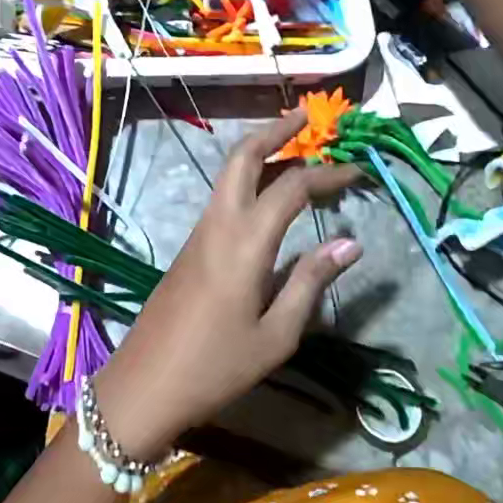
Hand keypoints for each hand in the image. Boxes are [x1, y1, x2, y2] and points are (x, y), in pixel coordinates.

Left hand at [93, 112, 363, 458]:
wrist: (145, 384)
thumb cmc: (216, 366)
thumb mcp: (276, 334)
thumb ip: (311, 282)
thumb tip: (350, 243)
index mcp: (244, 243)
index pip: (291, 188)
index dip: (327, 174)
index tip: (356, 173)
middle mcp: (218, 224)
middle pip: (243, 158)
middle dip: (274, 130)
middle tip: (307, 118)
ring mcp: (199, 233)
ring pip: (228, 175)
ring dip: (260, 153)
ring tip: (295, 149)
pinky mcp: (190, 247)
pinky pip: (222, 198)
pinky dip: (248, 181)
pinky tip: (268, 197)